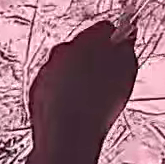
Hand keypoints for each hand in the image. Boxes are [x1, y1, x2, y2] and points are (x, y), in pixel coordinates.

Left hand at [29, 21, 136, 153]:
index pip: (104, 28)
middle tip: (109, 76)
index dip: (115, 39)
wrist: (68, 135)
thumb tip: (127, 35)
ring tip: (94, 97)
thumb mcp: (127, 71)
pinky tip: (77, 107)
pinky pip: (54, 84)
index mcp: (87, 40)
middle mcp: (63, 49)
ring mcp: (48, 70)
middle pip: (83, 45)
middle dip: (95, 57)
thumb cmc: (98, 103)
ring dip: (79, 74)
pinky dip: (64, 91)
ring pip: (67, 65)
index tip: (121, 49)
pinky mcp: (37, 90)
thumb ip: (127, 46)